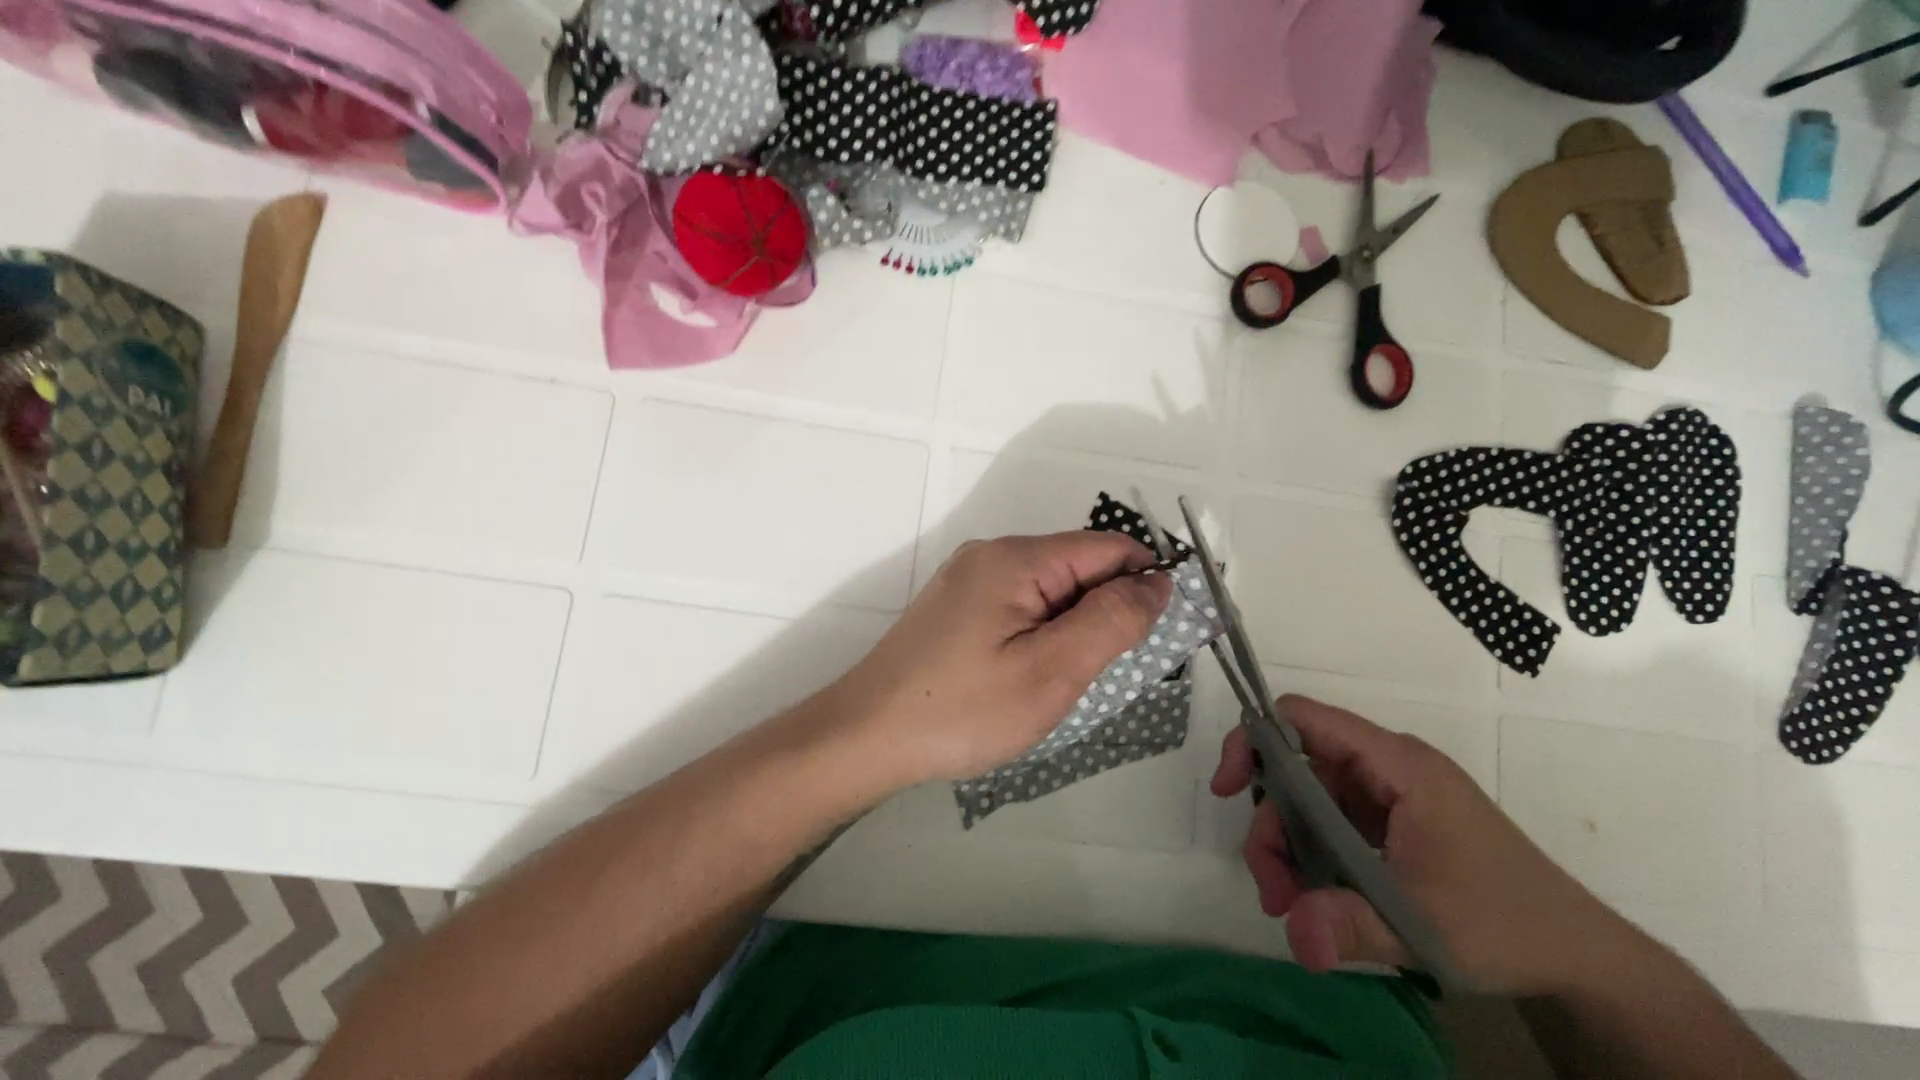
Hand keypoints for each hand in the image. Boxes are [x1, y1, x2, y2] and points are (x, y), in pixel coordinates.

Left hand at [828, 532, 1170, 786]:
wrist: (865, 738)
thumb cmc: (963, 710)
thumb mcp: (1052, 670)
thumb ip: (1111, 620)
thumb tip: (1156, 581)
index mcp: (1016, 559)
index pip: (1107, 548)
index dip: (1145, 583)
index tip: (1161, 636)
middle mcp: (990, 556)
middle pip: (1078, 567)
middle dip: (1107, 612)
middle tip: (1105, 675)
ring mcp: (967, 583)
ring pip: (1049, 592)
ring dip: (1074, 629)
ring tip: (1067, 684)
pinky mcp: (954, 612)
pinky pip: (1019, 609)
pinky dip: (1041, 637)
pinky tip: (1031, 678)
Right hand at [1211, 695, 1641, 995]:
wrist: (1576, 956)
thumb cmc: (1506, 923)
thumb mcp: (1422, 925)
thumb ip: (1350, 924)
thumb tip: (1293, 937)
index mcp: (1400, 767)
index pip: (1306, 720)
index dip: (1256, 742)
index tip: (1228, 790)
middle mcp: (1389, 771)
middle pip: (1298, 770)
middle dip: (1271, 826)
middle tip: (1272, 891)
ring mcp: (1390, 799)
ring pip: (1310, 802)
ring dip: (1287, 849)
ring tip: (1293, 908)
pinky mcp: (1392, 827)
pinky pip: (1331, 825)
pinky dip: (1311, 858)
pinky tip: (1315, 902)